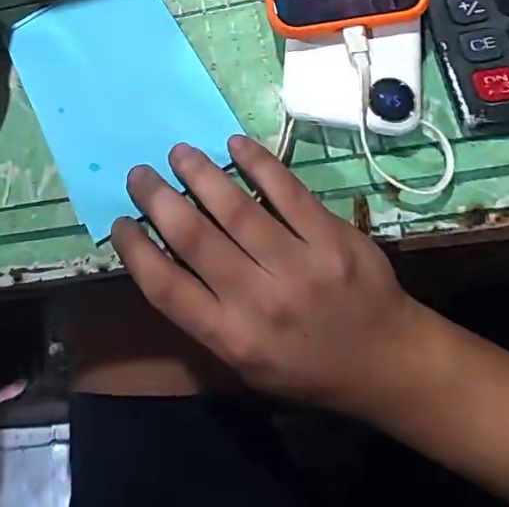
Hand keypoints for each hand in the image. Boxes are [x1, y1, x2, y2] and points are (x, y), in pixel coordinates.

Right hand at [111, 135, 459, 419]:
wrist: (388, 362)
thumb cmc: (306, 365)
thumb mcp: (246, 361)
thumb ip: (204, 311)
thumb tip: (161, 252)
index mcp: (232, 337)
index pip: (165, 286)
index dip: (135, 249)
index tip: (120, 221)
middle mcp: (260, 301)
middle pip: (193, 237)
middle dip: (157, 198)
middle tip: (140, 173)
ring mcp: (299, 265)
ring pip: (235, 206)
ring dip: (199, 172)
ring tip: (180, 152)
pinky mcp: (332, 236)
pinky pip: (286, 189)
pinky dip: (256, 161)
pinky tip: (234, 143)